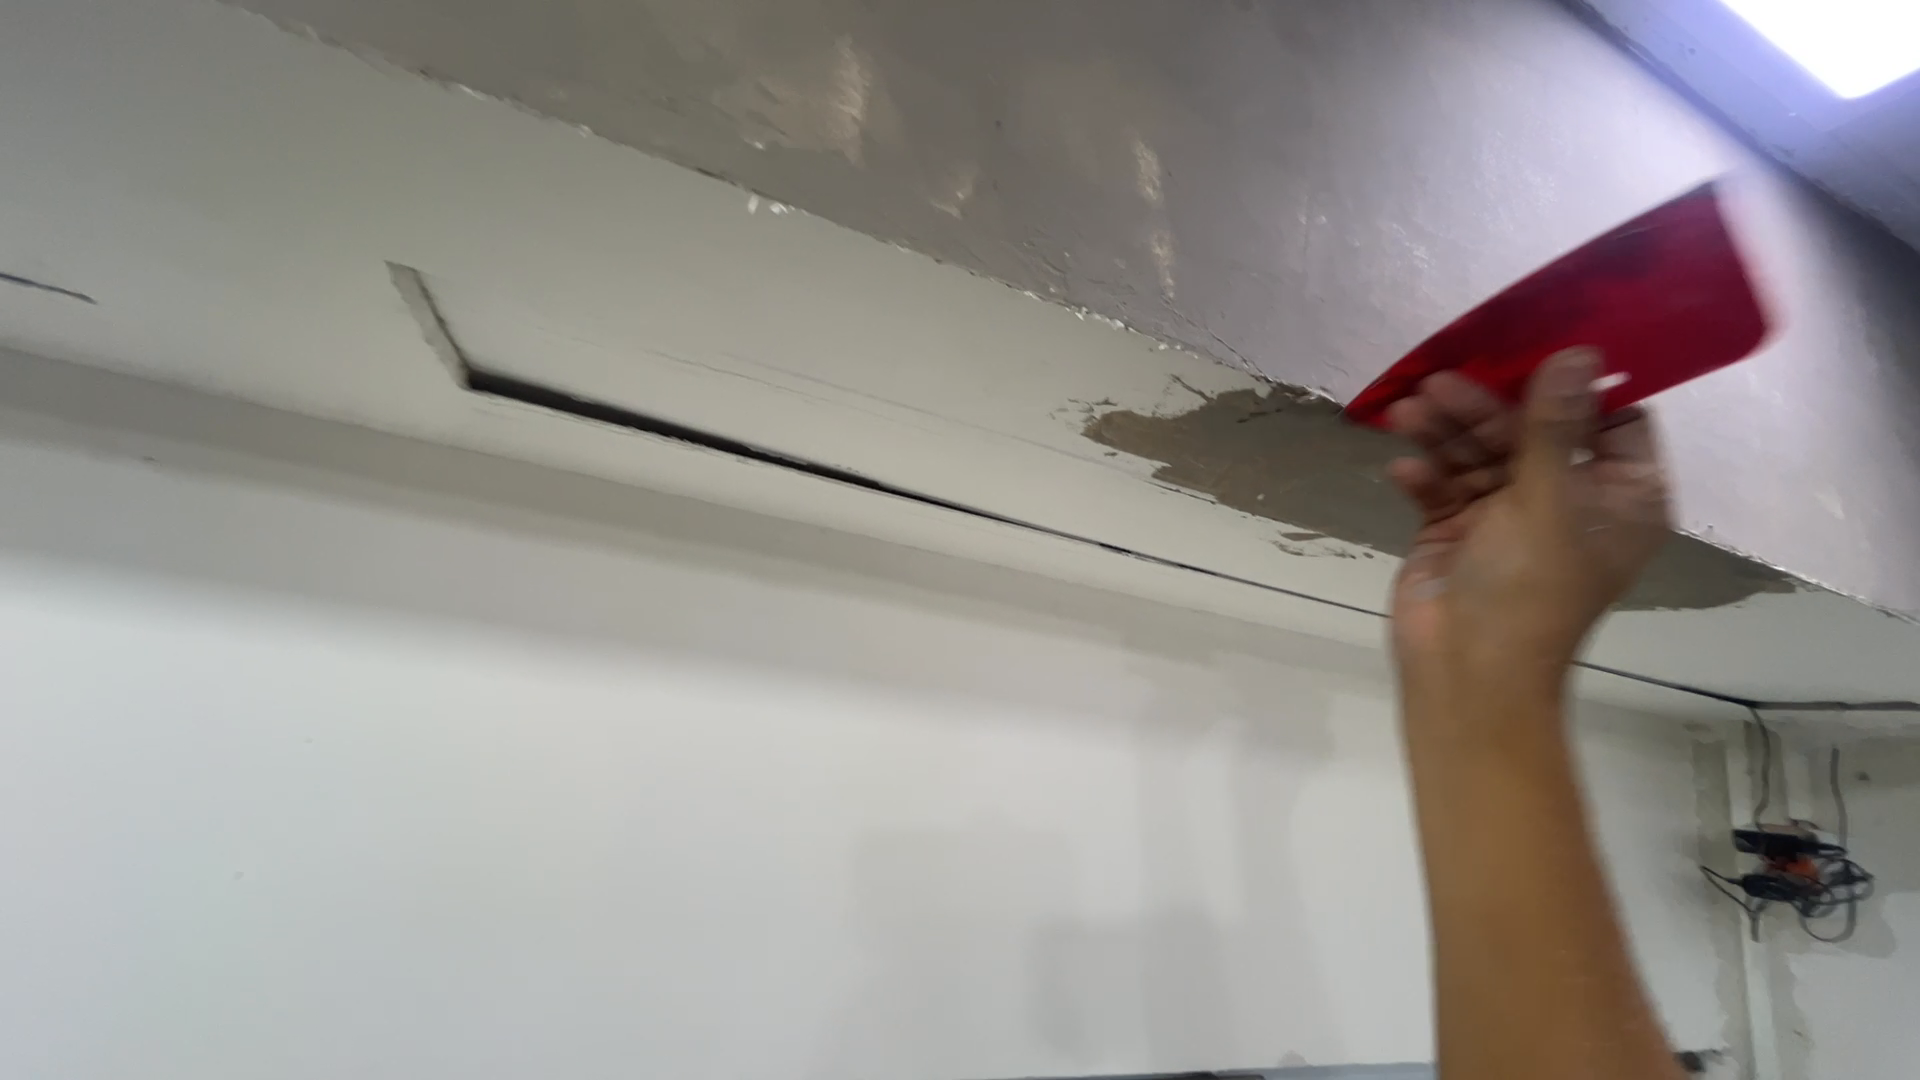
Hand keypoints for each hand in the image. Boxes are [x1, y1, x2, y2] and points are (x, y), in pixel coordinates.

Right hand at [1384, 348, 1671, 690]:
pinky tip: (1401, 471)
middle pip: (1526, 433)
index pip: (1611, 421)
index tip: (1534, 348)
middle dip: (1482, 410)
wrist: (1463, 663)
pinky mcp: (1453, 530)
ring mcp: (1503, 516)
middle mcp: (1564, 499)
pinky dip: (1422, 479)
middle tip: (1438, 383)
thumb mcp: (1547, 501)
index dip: (1575, 386)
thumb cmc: (1527, 587)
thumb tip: (1576, 353)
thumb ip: (1552, 427)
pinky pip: (1440, 491)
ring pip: (1475, 458)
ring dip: (1442, 436)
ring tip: (1406, 411)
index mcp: (1617, 496)